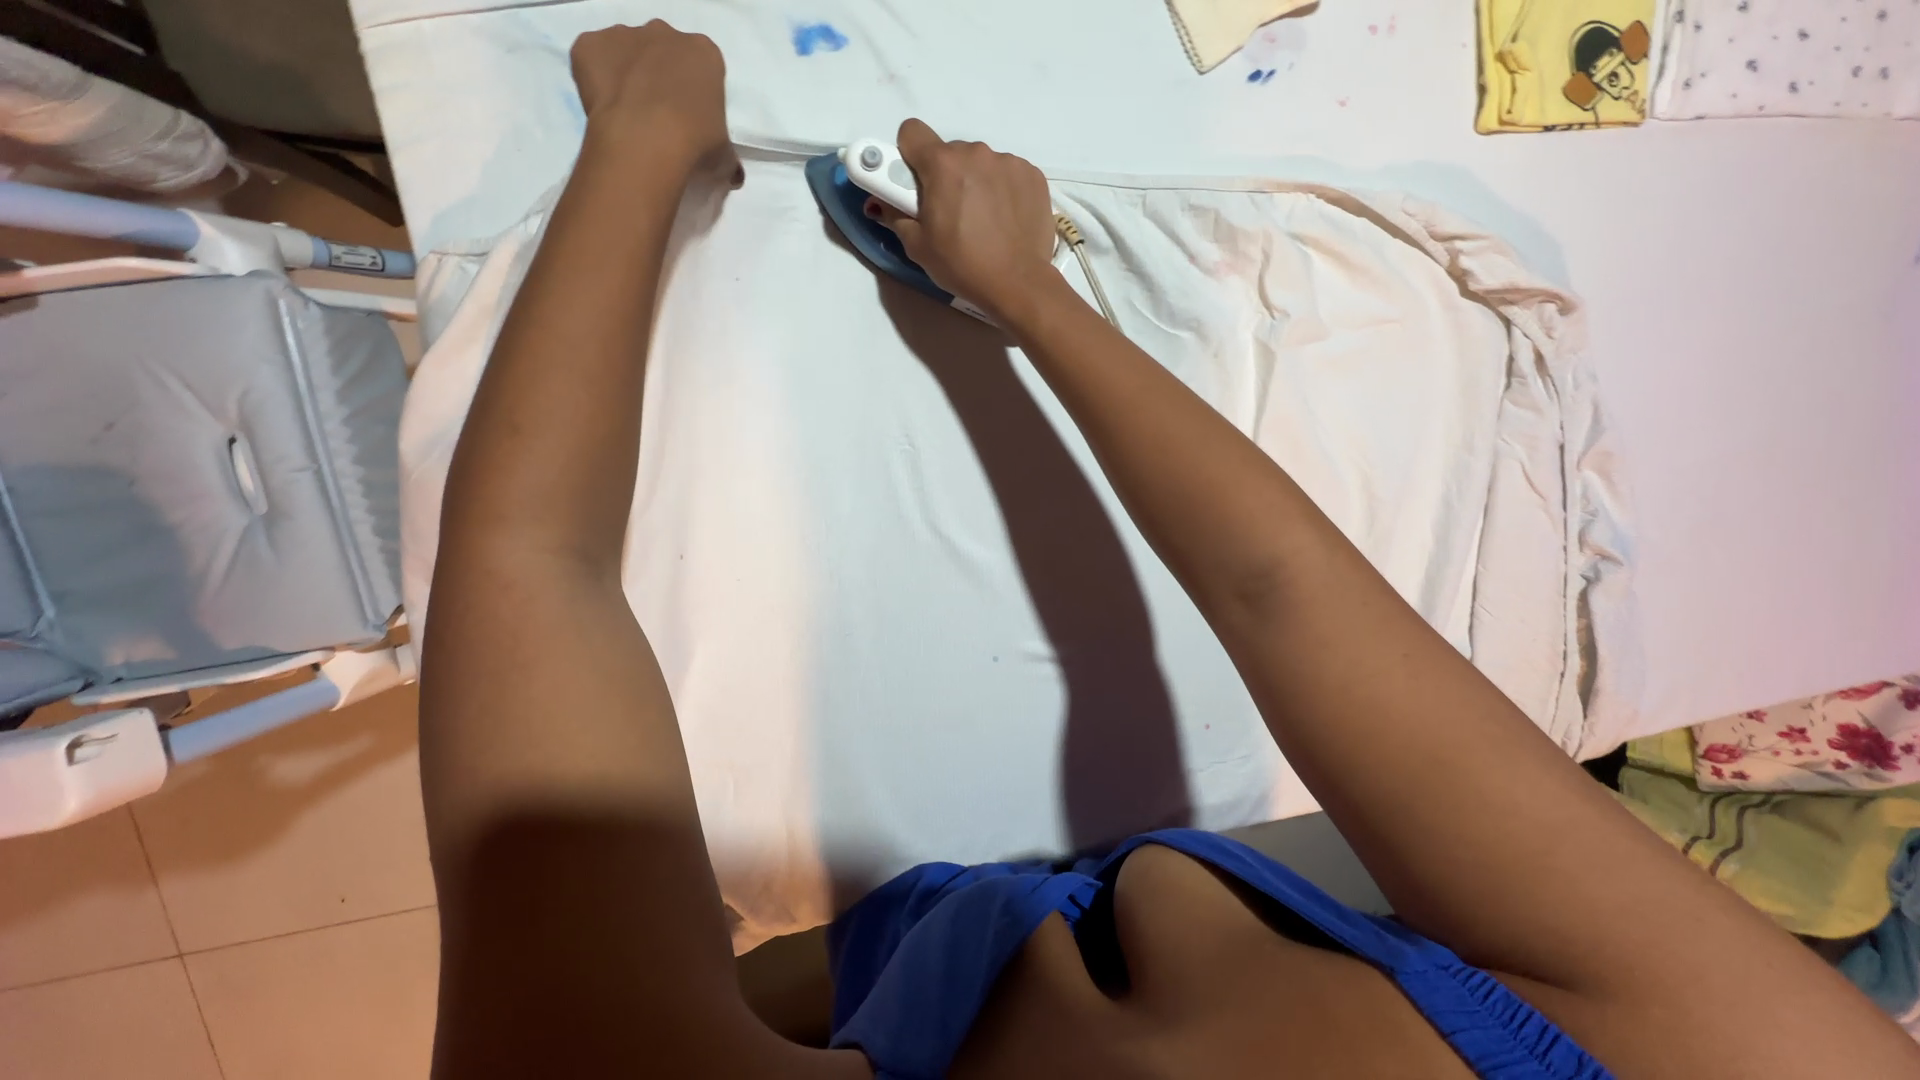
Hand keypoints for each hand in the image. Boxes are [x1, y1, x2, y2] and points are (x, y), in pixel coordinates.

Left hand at [571, 21, 737, 181]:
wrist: (645, 142)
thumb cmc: (696, 145)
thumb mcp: (724, 158)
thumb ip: (727, 158)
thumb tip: (732, 174)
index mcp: (704, 53)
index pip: (702, 67)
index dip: (694, 92)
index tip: (690, 118)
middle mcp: (664, 33)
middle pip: (662, 51)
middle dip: (660, 76)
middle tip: (659, 117)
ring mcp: (623, 34)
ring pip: (625, 51)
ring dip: (627, 74)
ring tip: (629, 116)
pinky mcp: (588, 45)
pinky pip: (591, 58)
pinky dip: (594, 78)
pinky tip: (603, 107)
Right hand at [867, 119, 1059, 321]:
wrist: (1017, 283)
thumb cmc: (962, 265)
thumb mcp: (917, 246)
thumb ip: (895, 214)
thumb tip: (881, 201)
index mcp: (942, 164)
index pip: (912, 132)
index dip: (908, 155)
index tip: (914, 181)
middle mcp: (975, 153)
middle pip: (949, 152)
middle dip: (944, 176)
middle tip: (949, 213)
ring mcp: (1008, 162)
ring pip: (980, 163)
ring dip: (975, 182)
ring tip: (981, 221)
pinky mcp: (1032, 175)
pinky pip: (1007, 173)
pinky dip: (1002, 190)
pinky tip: (1005, 219)